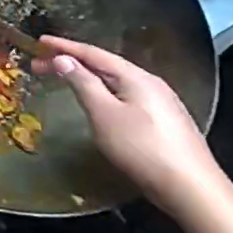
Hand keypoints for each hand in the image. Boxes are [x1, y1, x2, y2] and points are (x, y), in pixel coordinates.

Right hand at [32, 36, 229, 218]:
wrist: (193, 190)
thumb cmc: (142, 148)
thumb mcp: (104, 113)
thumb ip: (83, 83)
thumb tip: (64, 59)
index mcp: (136, 78)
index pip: (94, 53)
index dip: (64, 46)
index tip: (39, 41)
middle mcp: (151, 84)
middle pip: (105, 66)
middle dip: (71, 62)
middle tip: (39, 65)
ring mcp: (160, 104)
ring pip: (116, 81)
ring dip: (86, 77)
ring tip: (62, 78)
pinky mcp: (163, 122)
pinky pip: (125, 95)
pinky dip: (102, 91)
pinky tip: (95, 101)